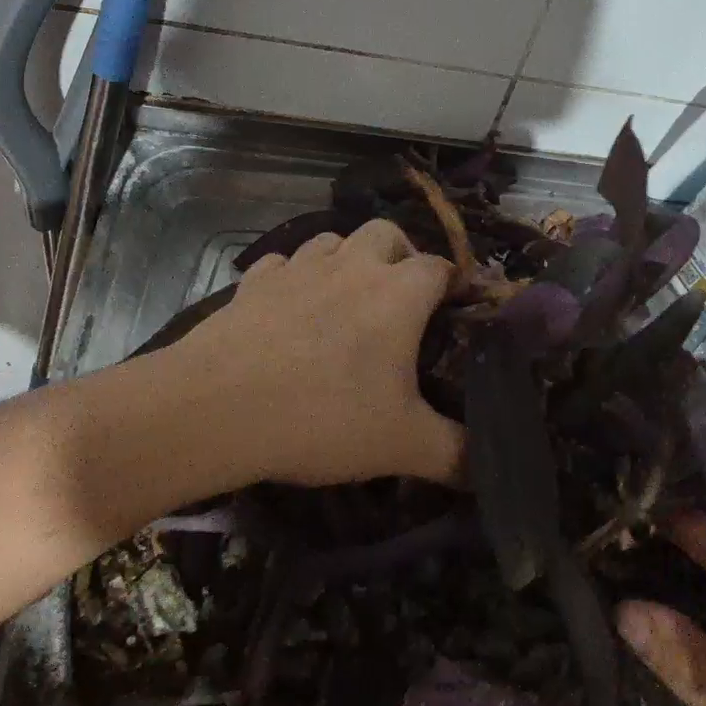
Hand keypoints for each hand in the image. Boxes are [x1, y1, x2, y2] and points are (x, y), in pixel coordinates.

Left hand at [167, 219, 466, 487]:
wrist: (217, 407)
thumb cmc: (324, 416)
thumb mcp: (403, 446)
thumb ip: (456, 455)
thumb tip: (488, 472)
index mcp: (398, 293)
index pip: (441, 267)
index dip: (455, 284)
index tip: (457, 311)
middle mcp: (351, 266)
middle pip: (387, 232)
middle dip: (401, 255)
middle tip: (401, 300)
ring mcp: (297, 269)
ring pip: (332, 240)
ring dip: (347, 260)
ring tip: (346, 301)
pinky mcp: (253, 283)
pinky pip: (282, 265)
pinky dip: (293, 279)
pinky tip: (288, 311)